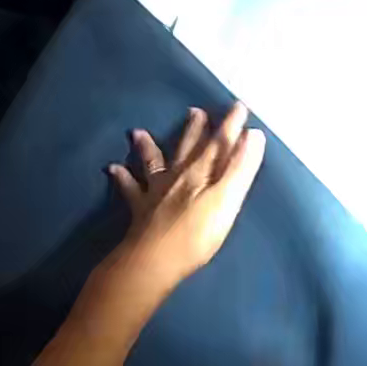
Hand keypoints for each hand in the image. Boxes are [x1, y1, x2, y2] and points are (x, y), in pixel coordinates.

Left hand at [104, 102, 265, 297]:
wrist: (153, 260)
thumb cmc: (196, 235)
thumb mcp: (227, 200)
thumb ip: (240, 168)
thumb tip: (254, 135)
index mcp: (201, 173)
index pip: (220, 144)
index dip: (231, 125)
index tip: (239, 105)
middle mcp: (177, 176)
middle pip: (188, 148)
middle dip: (195, 130)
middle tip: (195, 111)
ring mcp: (156, 191)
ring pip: (154, 162)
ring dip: (148, 147)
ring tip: (138, 132)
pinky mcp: (140, 209)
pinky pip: (130, 189)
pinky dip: (122, 177)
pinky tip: (112, 169)